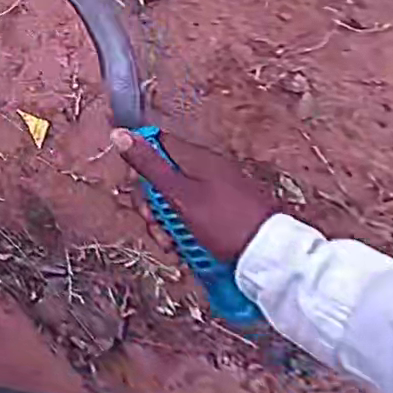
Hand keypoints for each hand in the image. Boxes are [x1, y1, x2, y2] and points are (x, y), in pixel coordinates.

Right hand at [110, 128, 276, 261]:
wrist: (272, 259)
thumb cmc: (224, 223)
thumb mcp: (178, 194)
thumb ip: (148, 165)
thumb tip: (119, 134)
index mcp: (194, 158)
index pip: (155, 143)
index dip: (140, 162)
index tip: (137, 186)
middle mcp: (204, 170)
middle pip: (161, 176)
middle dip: (151, 203)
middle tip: (154, 222)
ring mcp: (214, 192)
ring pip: (173, 200)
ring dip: (164, 222)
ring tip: (170, 243)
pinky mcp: (221, 212)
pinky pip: (190, 215)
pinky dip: (182, 230)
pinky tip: (183, 248)